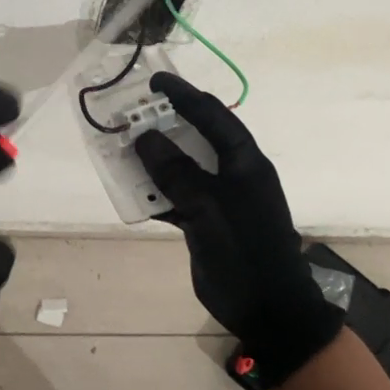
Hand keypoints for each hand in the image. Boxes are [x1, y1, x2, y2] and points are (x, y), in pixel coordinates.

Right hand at [132, 71, 342, 385]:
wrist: (267, 307)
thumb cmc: (245, 250)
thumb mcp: (209, 207)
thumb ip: (176, 172)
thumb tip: (145, 137)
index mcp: (244, 162)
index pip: (212, 116)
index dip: (184, 96)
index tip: (155, 82)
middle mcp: (233, 175)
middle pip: (195, 139)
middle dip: (163, 125)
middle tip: (130, 113)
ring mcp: (219, 200)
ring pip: (181, 169)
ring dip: (154, 161)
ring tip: (121, 149)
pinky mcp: (206, 224)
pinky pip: (176, 199)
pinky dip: (155, 195)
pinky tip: (131, 194)